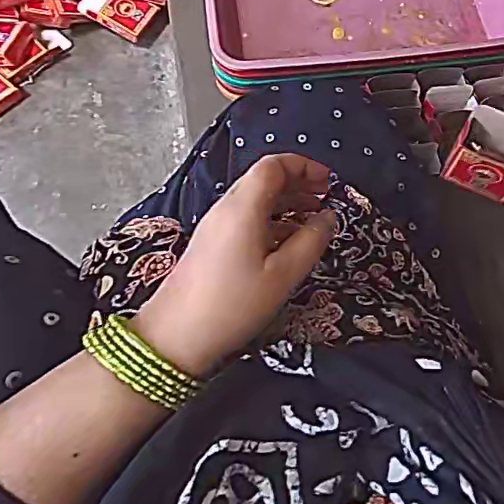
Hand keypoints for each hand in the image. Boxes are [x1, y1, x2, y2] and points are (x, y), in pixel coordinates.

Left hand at [131, 154, 335, 376]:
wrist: (174, 338)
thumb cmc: (233, 304)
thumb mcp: (283, 275)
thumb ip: (312, 240)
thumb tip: (330, 216)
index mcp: (244, 206)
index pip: (274, 165)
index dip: (304, 166)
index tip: (328, 182)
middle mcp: (227, 208)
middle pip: (265, 178)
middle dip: (299, 183)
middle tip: (326, 199)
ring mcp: (217, 225)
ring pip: (257, 199)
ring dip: (287, 202)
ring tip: (314, 220)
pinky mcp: (212, 243)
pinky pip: (247, 218)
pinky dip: (273, 220)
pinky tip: (289, 242)